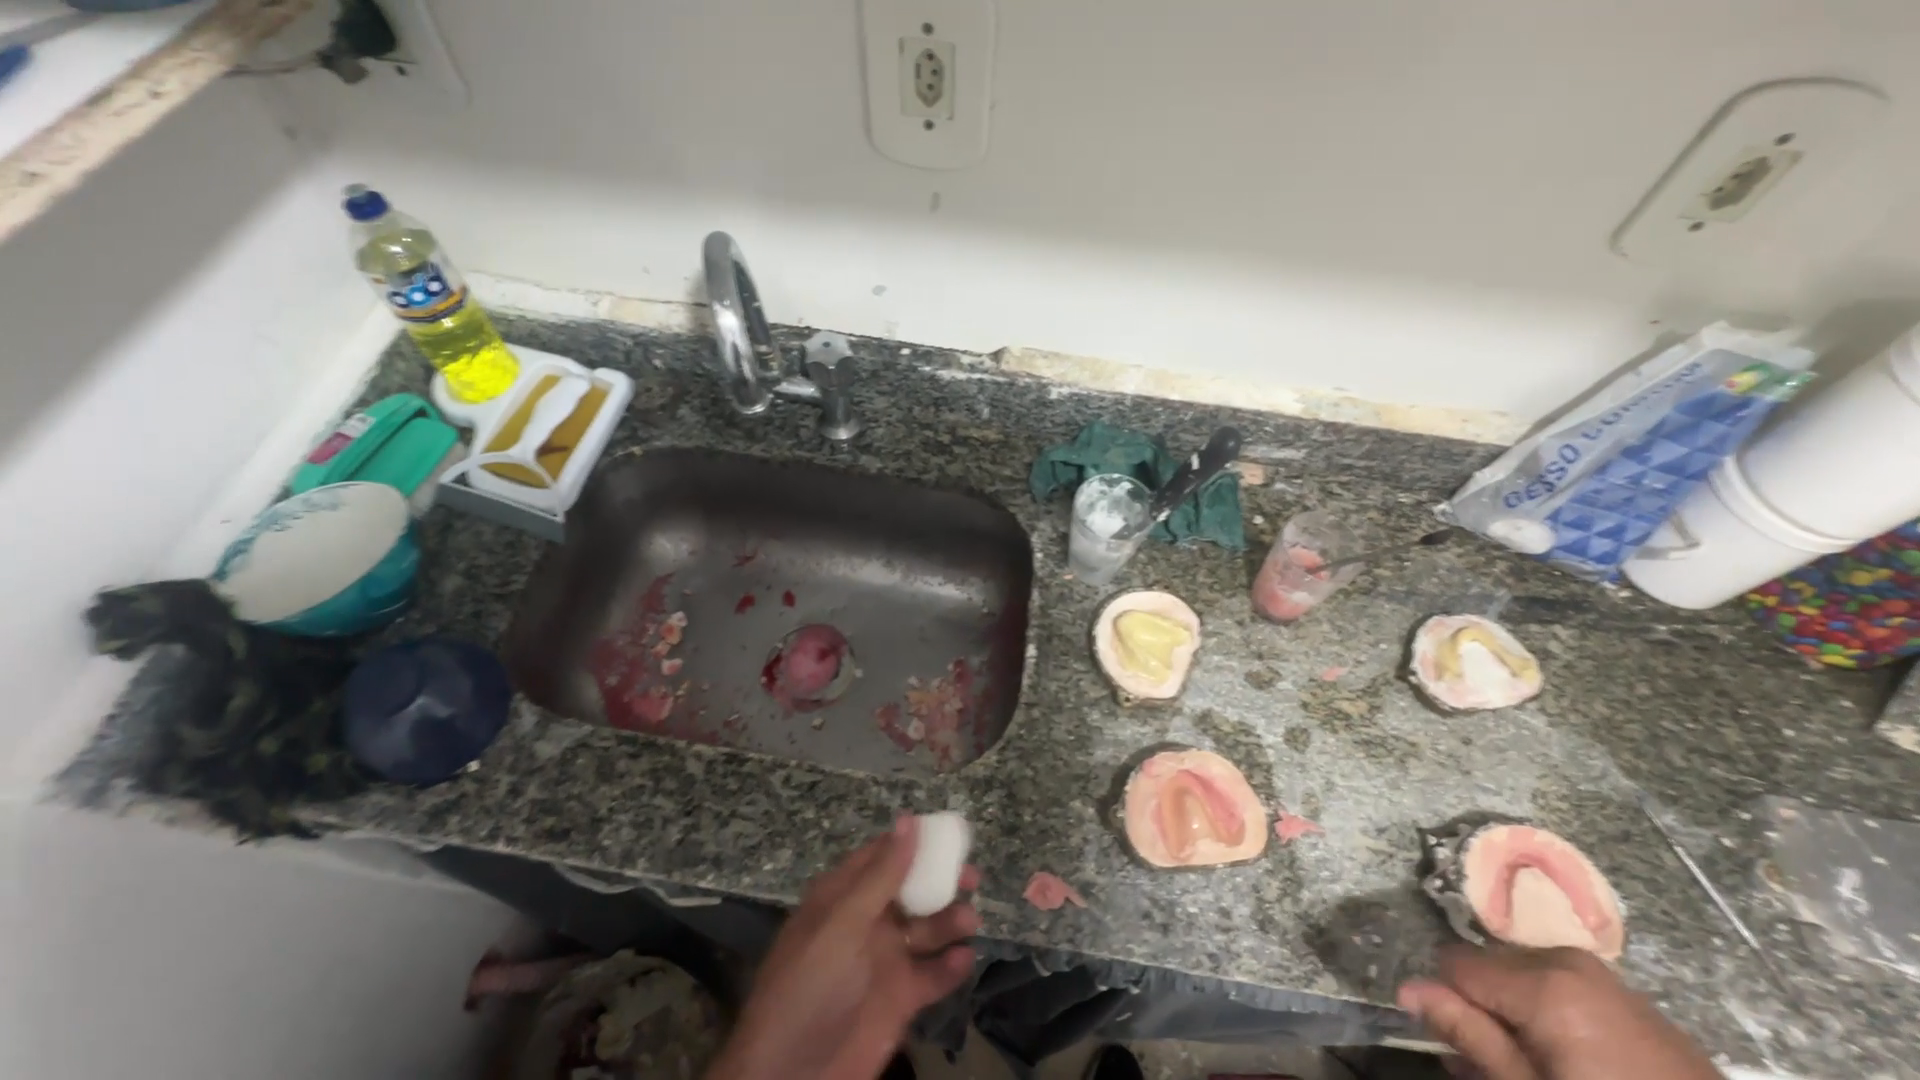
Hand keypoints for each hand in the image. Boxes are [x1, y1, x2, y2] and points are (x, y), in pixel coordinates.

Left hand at [706, 816, 980, 1079]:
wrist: (793, 1073)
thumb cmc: (811, 985)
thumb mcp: (844, 923)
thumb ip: (881, 875)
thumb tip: (909, 820)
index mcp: (842, 897)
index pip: (882, 856)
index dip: (914, 843)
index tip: (950, 834)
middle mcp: (866, 923)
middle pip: (911, 890)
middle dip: (942, 882)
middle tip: (972, 878)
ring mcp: (884, 961)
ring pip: (927, 930)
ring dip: (950, 922)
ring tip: (968, 922)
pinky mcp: (901, 999)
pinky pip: (933, 973)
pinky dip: (951, 966)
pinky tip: (962, 960)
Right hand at [1397, 946, 1719, 1079]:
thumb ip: (1468, 1035)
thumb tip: (1408, 989)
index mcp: (1543, 982)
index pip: (1454, 962)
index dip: (1445, 1000)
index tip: (1458, 1046)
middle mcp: (1570, 961)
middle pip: (1490, 963)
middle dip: (1481, 1005)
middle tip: (1493, 1062)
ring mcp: (1608, 977)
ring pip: (1526, 975)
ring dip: (1515, 1010)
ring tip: (1532, 1063)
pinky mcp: (1633, 998)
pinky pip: (1566, 987)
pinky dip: (1551, 1013)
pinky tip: (1571, 1059)